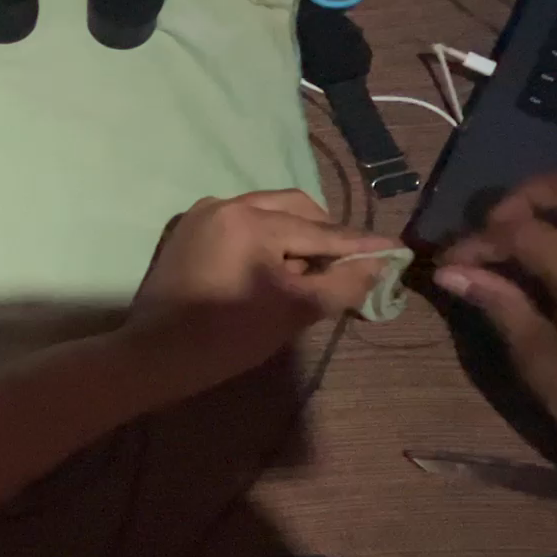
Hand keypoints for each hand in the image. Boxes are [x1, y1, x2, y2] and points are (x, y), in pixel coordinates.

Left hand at [127, 190, 397, 378]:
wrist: (157, 352)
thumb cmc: (228, 335)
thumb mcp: (294, 310)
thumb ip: (341, 282)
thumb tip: (377, 263)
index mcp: (250, 221)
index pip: (320, 231)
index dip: (361, 244)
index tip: (399, 250)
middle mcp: (224, 204)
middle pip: (293, 208)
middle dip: (323, 234)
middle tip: (345, 265)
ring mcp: (201, 215)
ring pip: (265, 212)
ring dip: (292, 235)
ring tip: (306, 272)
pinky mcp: (186, 231)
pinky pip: (238, 223)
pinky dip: (262, 238)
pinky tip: (271, 269)